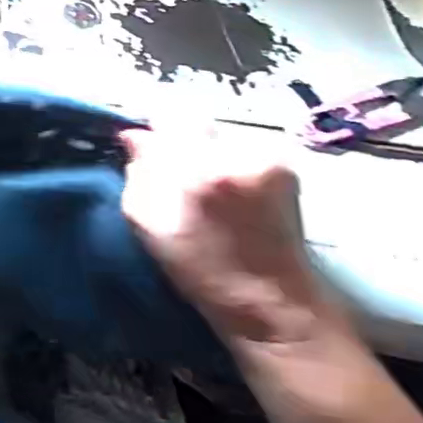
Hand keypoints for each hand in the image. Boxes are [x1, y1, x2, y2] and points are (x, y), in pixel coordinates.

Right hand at [120, 125, 343, 349]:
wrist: (275, 304)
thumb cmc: (201, 270)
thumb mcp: (146, 225)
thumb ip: (136, 174)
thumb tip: (135, 139)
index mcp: (199, 171)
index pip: (163, 118)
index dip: (147, 131)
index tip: (138, 149)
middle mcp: (238, 156)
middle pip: (191, 123)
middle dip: (175, 141)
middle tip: (169, 172)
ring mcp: (269, 159)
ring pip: (216, 137)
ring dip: (203, 153)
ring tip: (202, 188)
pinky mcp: (287, 168)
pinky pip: (241, 150)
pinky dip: (228, 163)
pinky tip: (228, 193)